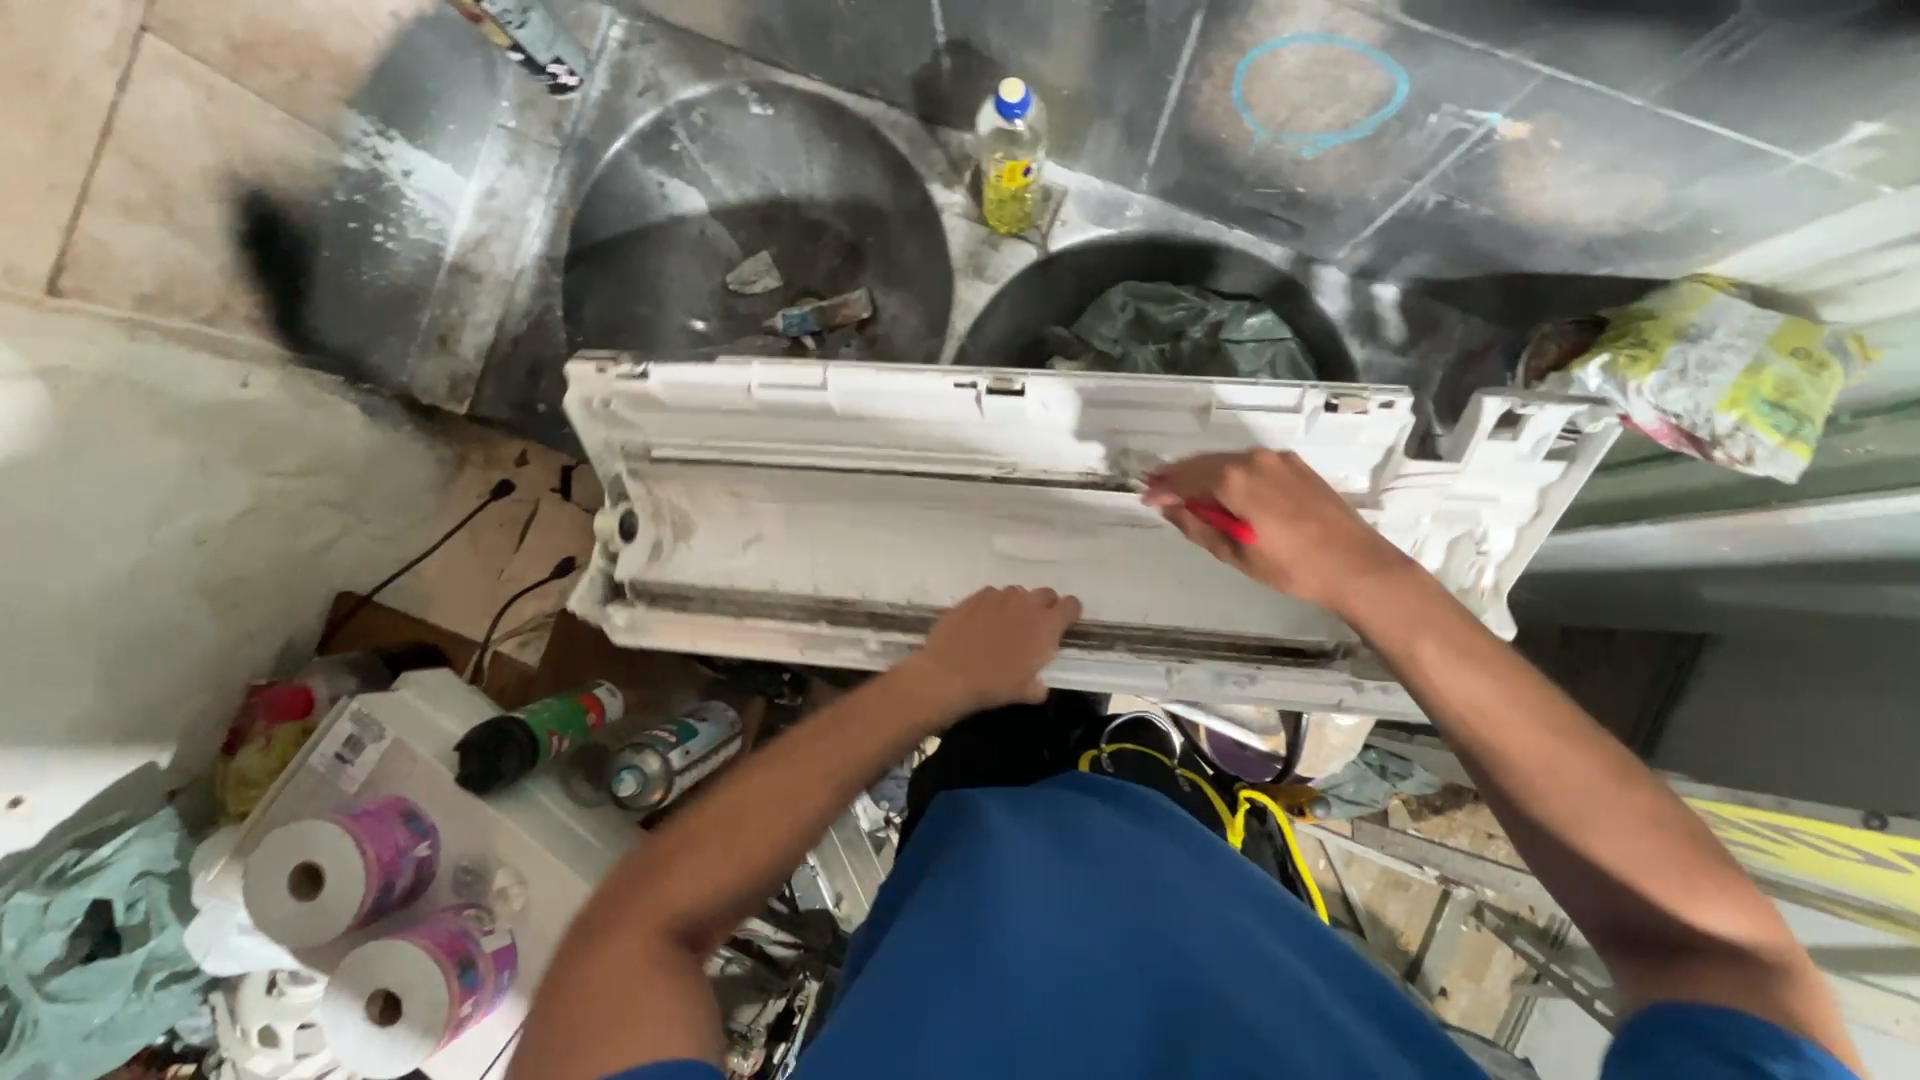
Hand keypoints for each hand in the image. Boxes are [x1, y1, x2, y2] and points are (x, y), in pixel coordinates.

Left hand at [907, 586, 1082, 714]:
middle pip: (1046, 594)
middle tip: (1034, 626)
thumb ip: (1039, 683)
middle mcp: (1026, 603)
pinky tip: (981, 622)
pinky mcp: (975, 596)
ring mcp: (999, 596)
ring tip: (1004, 624)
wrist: (948, 674)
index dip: (1069, 613)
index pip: (1072, 604)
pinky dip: (992, 605)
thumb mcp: (1026, 692)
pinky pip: (991, 594)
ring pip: (1017, 593)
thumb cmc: (994, 685)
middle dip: (1044, 606)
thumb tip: (1039, 683)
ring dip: (1017, 605)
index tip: (1064, 624)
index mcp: (1047, 625)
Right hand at [1144, 450, 1415, 616]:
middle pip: (1204, 464)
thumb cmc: (1291, 567)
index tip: (1145, 498)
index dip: (1162, 488)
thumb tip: (1169, 507)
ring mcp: (1279, 460)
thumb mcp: (1235, 553)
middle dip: (1180, 478)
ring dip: (1205, 476)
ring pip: (1228, 462)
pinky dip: (1231, 476)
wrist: (1357, 566)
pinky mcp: (1297, 467)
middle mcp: (1255, 459)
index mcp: (1235, 479)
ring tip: (1188, 497)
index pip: (1185, 477)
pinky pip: (1251, 466)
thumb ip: (1197, 525)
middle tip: (1159, 494)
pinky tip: (1226, 495)